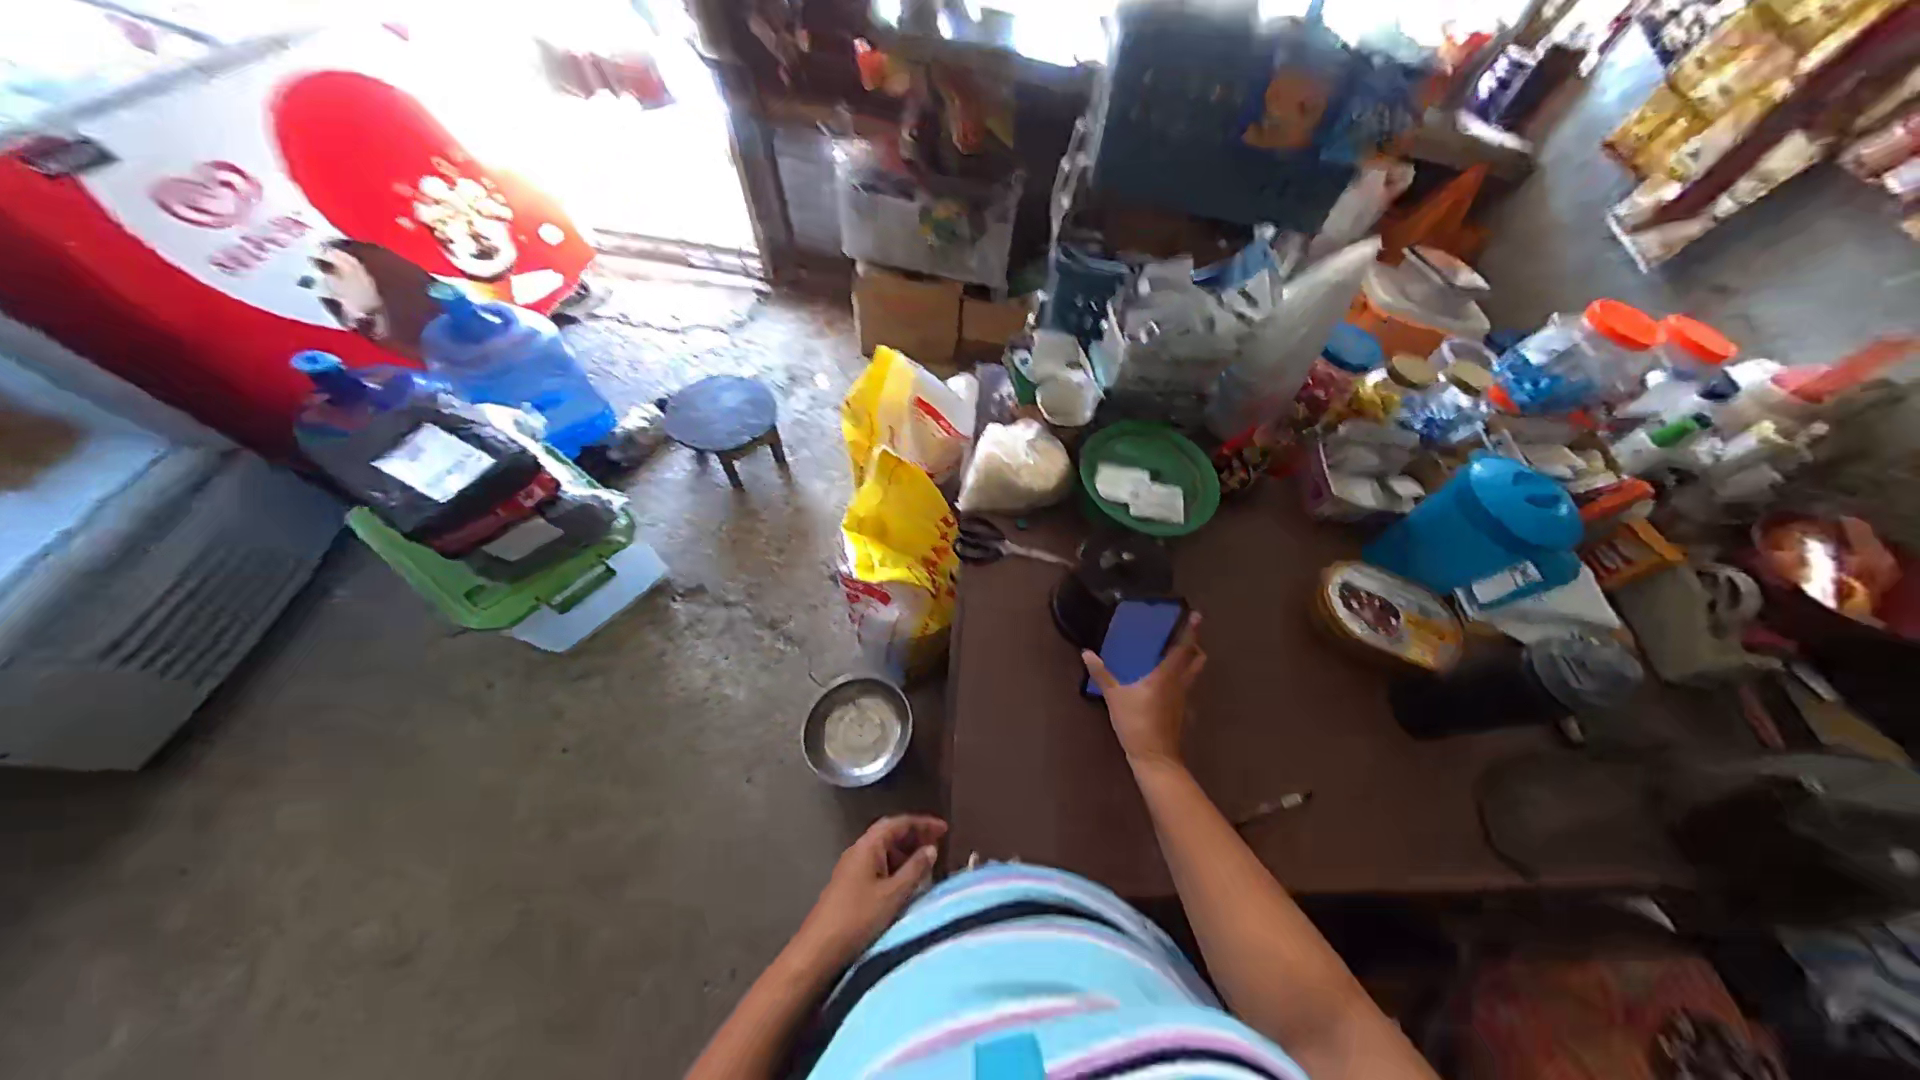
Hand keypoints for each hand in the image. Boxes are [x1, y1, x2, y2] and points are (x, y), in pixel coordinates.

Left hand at [795, 815, 946, 967]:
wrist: (819, 950)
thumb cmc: (859, 917)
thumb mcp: (893, 894)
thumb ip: (915, 869)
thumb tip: (931, 848)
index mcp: (868, 846)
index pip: (898, 823)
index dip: (922, 823)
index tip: (945, 829)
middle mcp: (858, 851)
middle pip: (890, 834)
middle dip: (915, 836)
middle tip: (939, 844)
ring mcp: (852, 868)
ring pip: (884, 852)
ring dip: (906, 854)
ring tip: (927, 865)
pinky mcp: (850, 886)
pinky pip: (879, 866)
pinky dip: (896, 868)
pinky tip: (907, 883)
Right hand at [1082, 612, 1205, 770]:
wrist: (1155, 757)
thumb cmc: (1136, 723)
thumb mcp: (1114, 697)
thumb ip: (1102, 674)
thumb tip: (1087, 653)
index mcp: (1166, 676)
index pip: (1183, 648)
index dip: (1190, 631)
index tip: (1196, 615)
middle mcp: (1179, 684)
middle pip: (1196, 660)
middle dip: (1195, 645)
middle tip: (1189, 633)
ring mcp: (1183, 698)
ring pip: (1194, 673)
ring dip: (1191, 660)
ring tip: (1180, 652)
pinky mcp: (1180, 710)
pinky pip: (1186, 686)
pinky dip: (1182, 677)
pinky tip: (1168, 681)